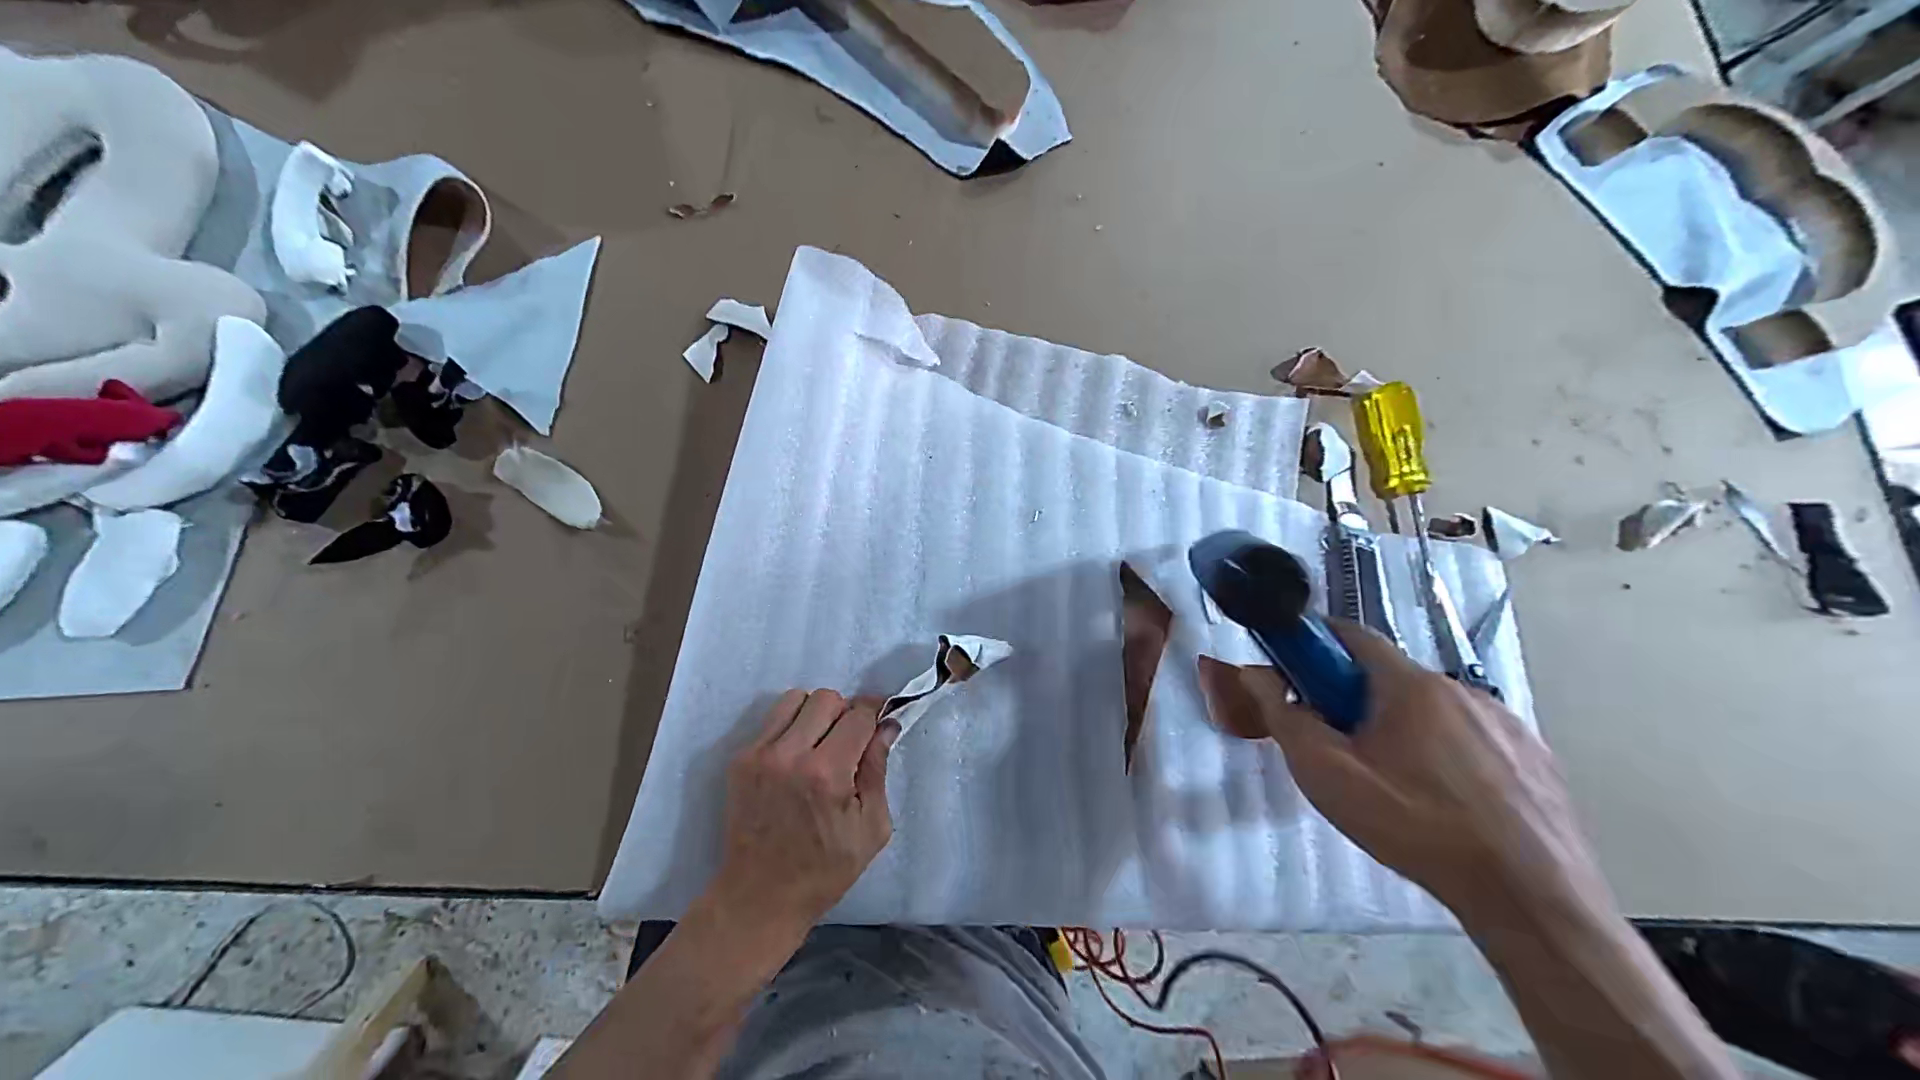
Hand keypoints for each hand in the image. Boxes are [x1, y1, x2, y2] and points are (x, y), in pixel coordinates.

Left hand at [707, 690, 898, 931]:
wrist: (759, 896)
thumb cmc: (824, 870)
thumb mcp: (871, 827)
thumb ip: (877, 769)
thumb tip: (887, 726)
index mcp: (826, 774)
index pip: (858, 715)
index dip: (875, 714)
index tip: (880, 723)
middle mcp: (790, 755)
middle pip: (826, 698)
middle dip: (845, 714)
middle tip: (849, 743)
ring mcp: (759, 754)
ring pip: (796, 699)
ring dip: (815, 714)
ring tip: (820, 745)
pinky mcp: (740, 759)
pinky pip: (772, 719)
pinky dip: (791, 727)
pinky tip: (797, 758)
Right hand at [1217, 621, 1612, 921]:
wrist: (1530, 897)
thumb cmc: (1414, 825)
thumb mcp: (1327, 775)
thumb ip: (1286, 718)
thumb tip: (1258, 676)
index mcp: (1409, 685)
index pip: (1351, 635)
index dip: (1315, 646)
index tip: (1296, 676)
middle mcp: (1461, 689)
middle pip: (1390, 677)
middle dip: (1356, 700)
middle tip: (1341, 746)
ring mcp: (1506, 722)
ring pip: (1434, 710)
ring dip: (1405, 728)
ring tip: (1397, 784)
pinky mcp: (1537, 758)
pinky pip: (1475, 738)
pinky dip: (1449, 753)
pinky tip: (1447, 801)